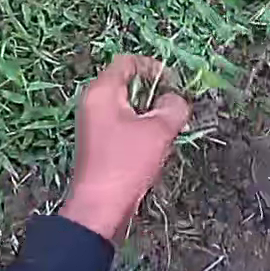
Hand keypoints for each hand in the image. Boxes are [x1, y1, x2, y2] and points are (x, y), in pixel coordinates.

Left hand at [57, 53, 189, 242]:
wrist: (99, 207)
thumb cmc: (125, 164)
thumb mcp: (158, 131)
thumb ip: (173, 107)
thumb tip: (176, 101)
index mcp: (101, 92)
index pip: (127, 62)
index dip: (153, 66)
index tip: (173, 83)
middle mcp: (93, 104)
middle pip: (127, 83)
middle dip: (154, 93)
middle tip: (174, 108)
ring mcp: (94, 125)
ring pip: (128, 106)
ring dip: (150, 113)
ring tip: (168, 129)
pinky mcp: (100, 144)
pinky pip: (124, 125)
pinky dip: (141, 129)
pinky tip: (155, 146)